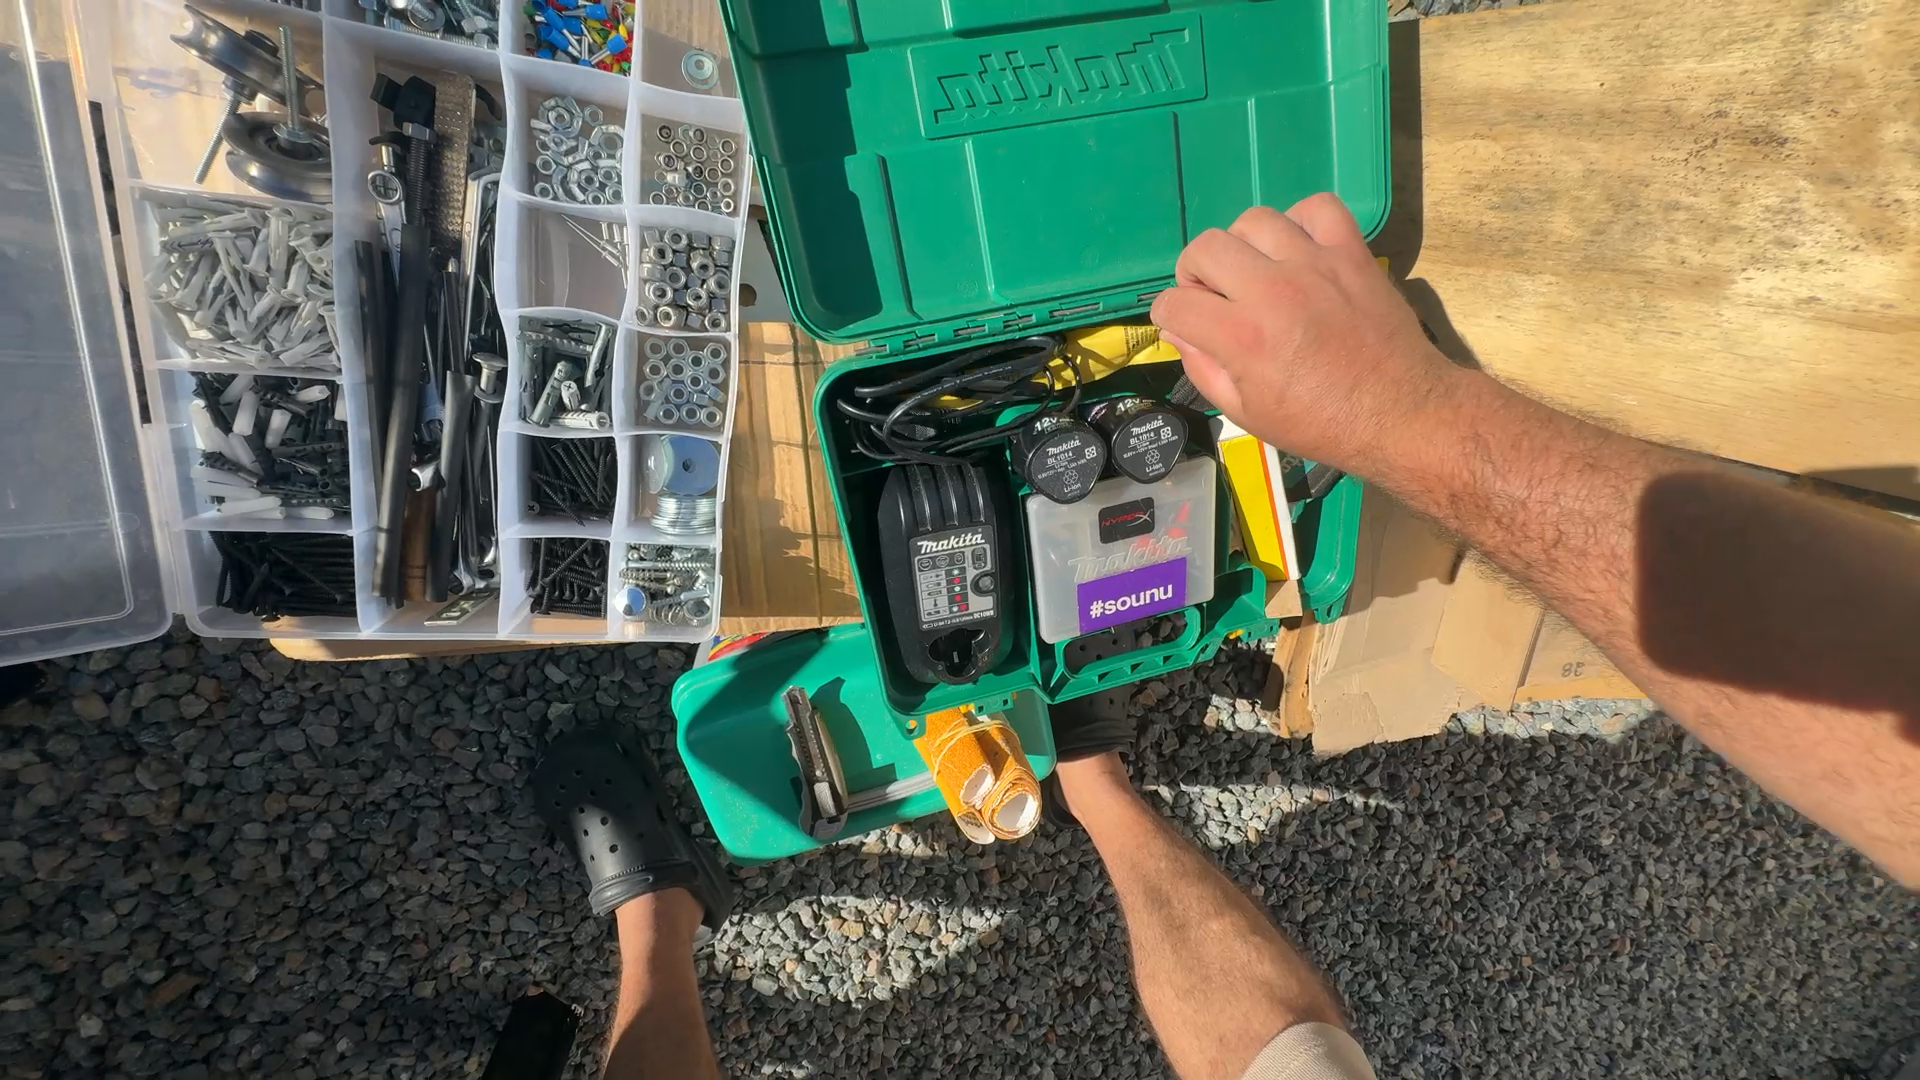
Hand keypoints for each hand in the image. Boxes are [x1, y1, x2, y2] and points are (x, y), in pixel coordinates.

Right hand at [1151, 195, 1462, 477]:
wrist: (1395, 412)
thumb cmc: (1314, 422)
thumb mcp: (1242, 411)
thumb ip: (1200, 367)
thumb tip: (1177, 330)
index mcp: (1240, 337)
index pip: (1174, 303)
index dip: (1168, 317)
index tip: (1183, 327)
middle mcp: (1272, 290)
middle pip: (1204, 248)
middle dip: (1193, 274)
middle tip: (1212, 298)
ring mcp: (1314, 264)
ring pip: (1253, 221)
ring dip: (1241, 246)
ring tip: (1254, 273)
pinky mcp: (1351, 252)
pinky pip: (1315, 207)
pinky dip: (1298, 222)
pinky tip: (1296, 252)